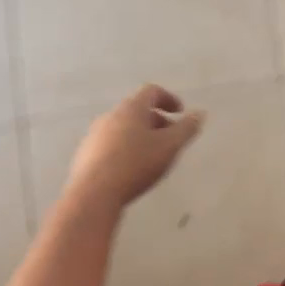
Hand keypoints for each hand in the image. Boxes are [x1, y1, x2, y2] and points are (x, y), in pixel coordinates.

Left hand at [67, 85, 204, 211]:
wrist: (93, 194)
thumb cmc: (136, 164)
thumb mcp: (170, 146)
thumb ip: (187, 128)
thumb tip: (199, 113)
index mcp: (131, 109)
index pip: (152, 91)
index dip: (169, 99)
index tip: (180, 113)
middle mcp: (110, 116)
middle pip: (137, 110)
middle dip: (157, 121)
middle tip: (170, 138)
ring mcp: (94, 135)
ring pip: (123, 128)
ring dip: (140, 136)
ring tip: (152, 157)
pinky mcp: (85, 155)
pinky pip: (110, 145)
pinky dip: (125, 149)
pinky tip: (131, 170)